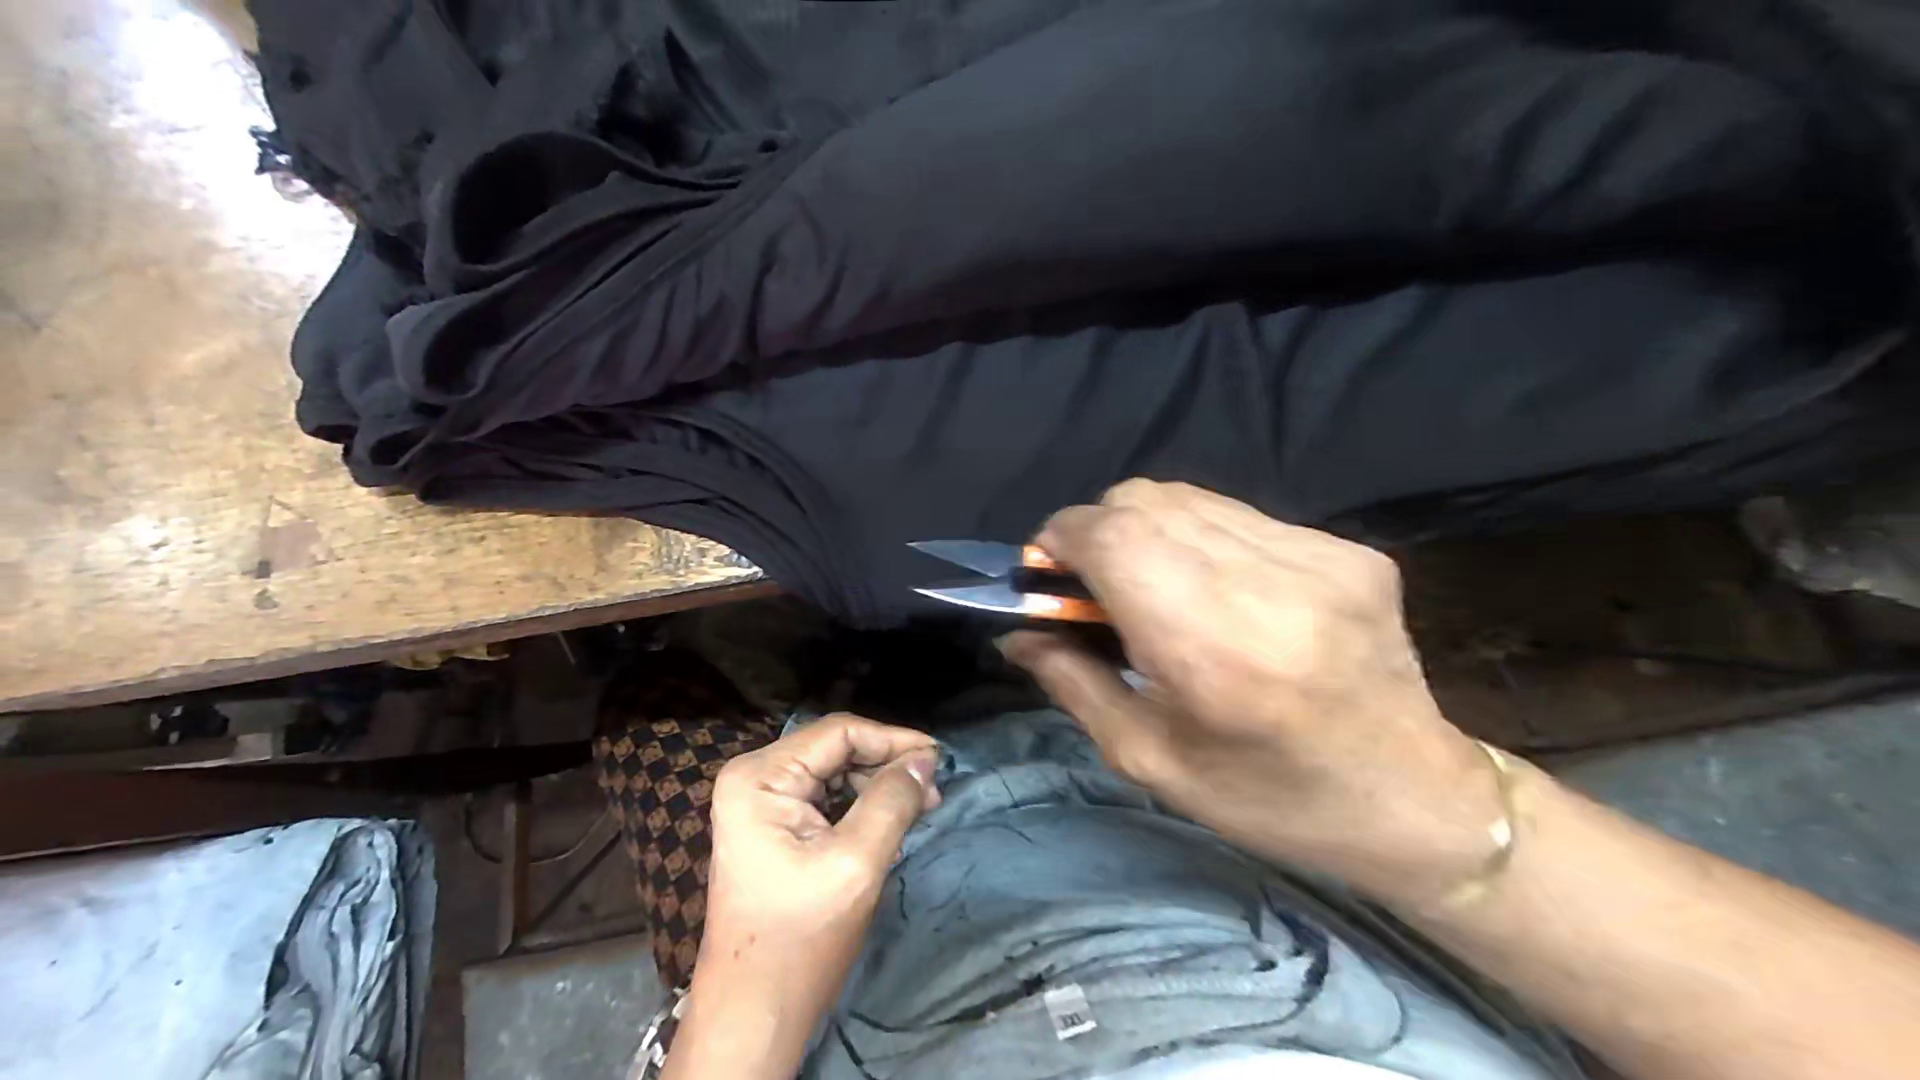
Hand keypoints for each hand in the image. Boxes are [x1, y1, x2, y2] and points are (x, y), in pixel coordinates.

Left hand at [666, 714, 939, 1079]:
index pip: (839, 732)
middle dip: (887, 763)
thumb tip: (925, 758)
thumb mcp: (856, 863)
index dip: (892, 738)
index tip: (937, 758)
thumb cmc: (801, 939)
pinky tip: (891, 816)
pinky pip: (825, 793)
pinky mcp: (770, 822)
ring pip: (834, 769)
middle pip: (835, 747)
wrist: (753, 1010)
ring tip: (919, 806)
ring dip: (877, 782)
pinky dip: (860, 801)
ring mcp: (759, 800)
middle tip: (932, 790)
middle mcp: (753, 775)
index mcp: (760, 776)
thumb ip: (892, 801)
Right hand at [999, 479, 1501, 905]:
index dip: (1061, 539)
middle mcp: (1271, 585)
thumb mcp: (1150, 759)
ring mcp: (1320, 557)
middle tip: (1089, 585)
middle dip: (1094, 531)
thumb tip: (1016, 630)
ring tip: (1147, 585)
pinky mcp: (1348, 550)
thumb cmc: (1268, 799)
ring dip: (1141, 529)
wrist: (1417, 803)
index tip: (1044, 574)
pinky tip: (1210, 588)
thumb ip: (1072, 681)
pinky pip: (1235, 514)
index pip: (1114, 538)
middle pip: (1142, 501)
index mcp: (1216, 653)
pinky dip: (1195, 537)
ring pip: (1185, 497)